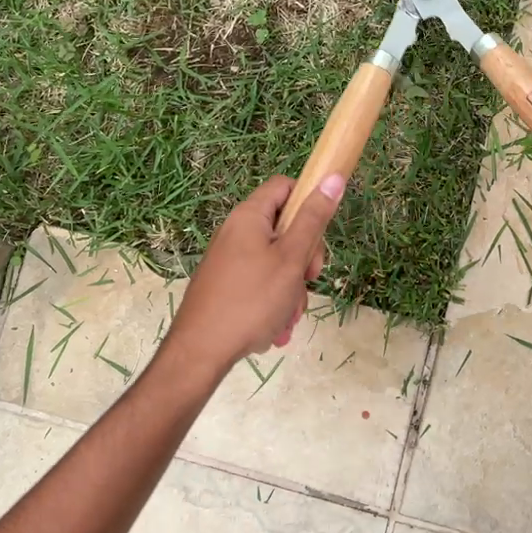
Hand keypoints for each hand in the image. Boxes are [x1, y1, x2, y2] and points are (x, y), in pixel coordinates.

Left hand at [162, 173, 342, 372]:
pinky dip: (274, 300)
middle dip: (304, 256)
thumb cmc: (250, 300)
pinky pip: (261, 281)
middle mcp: (236, 232)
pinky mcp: (226, 285)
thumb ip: (313, 218)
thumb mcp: (291, 258)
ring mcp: (229, 260)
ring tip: (289, 314)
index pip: (285, 187)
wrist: (198, 354)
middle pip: (285, 227)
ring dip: (292, 286)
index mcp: (249, 217)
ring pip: (276, 260)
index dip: (308, 201)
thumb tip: (332, 178)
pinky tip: (276, 326)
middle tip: (309, 279)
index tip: (320, 231)